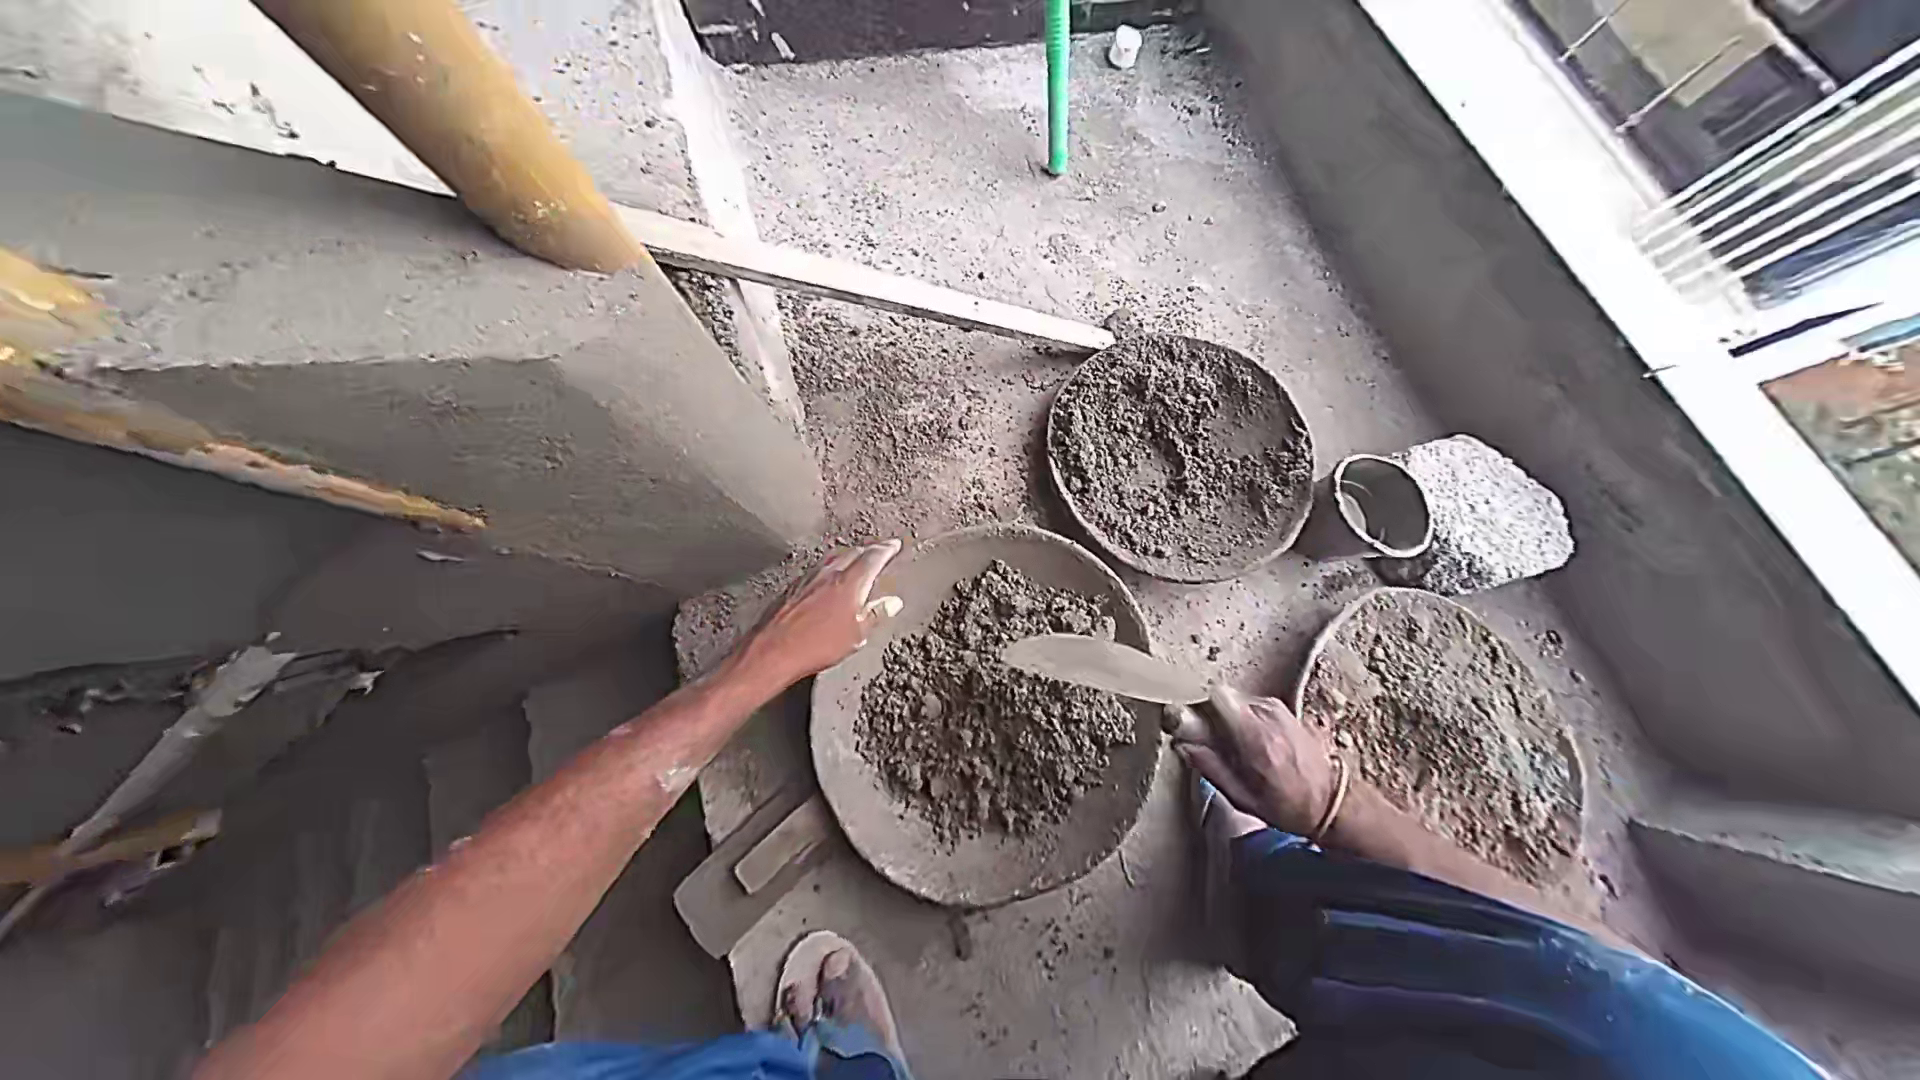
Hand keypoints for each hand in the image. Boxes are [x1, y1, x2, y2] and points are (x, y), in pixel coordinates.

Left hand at [732, 540, 903, 690]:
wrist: (772, 651)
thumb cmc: (817, 645)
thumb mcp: (856, 635)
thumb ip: (875, 615)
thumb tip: (892, 603)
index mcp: (849, 583)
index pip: (872, 557)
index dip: (886, 549)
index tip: (894, 545)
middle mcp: (828, 574)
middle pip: (852, 552)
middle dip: (869, 549)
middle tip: (879, 550)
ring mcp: (808, 578)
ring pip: (833, 558)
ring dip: (848, 555)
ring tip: (857, 559)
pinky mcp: (793, 587)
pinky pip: (817, 569)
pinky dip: (830, 567)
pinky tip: (829, 577)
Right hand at [1167, 685, 1337, 835]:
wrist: (1334, 802)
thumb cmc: (1289, 805)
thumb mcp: (1243, 798)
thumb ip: (1210, 767)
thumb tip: (1182, 744)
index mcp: (1255, 737)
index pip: (1214, 696)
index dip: (1196, 706)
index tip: (1189, 723)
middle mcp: (1267, 715)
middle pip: (1219, 697)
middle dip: (1209, 717)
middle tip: (1213, 743)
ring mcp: (1277, 708)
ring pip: (1232, 699)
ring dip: (1226, 718)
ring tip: (1236, 747)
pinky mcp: (1281, 707)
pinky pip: (1247, 704)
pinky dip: (1241, 719)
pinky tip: (1251, 742)